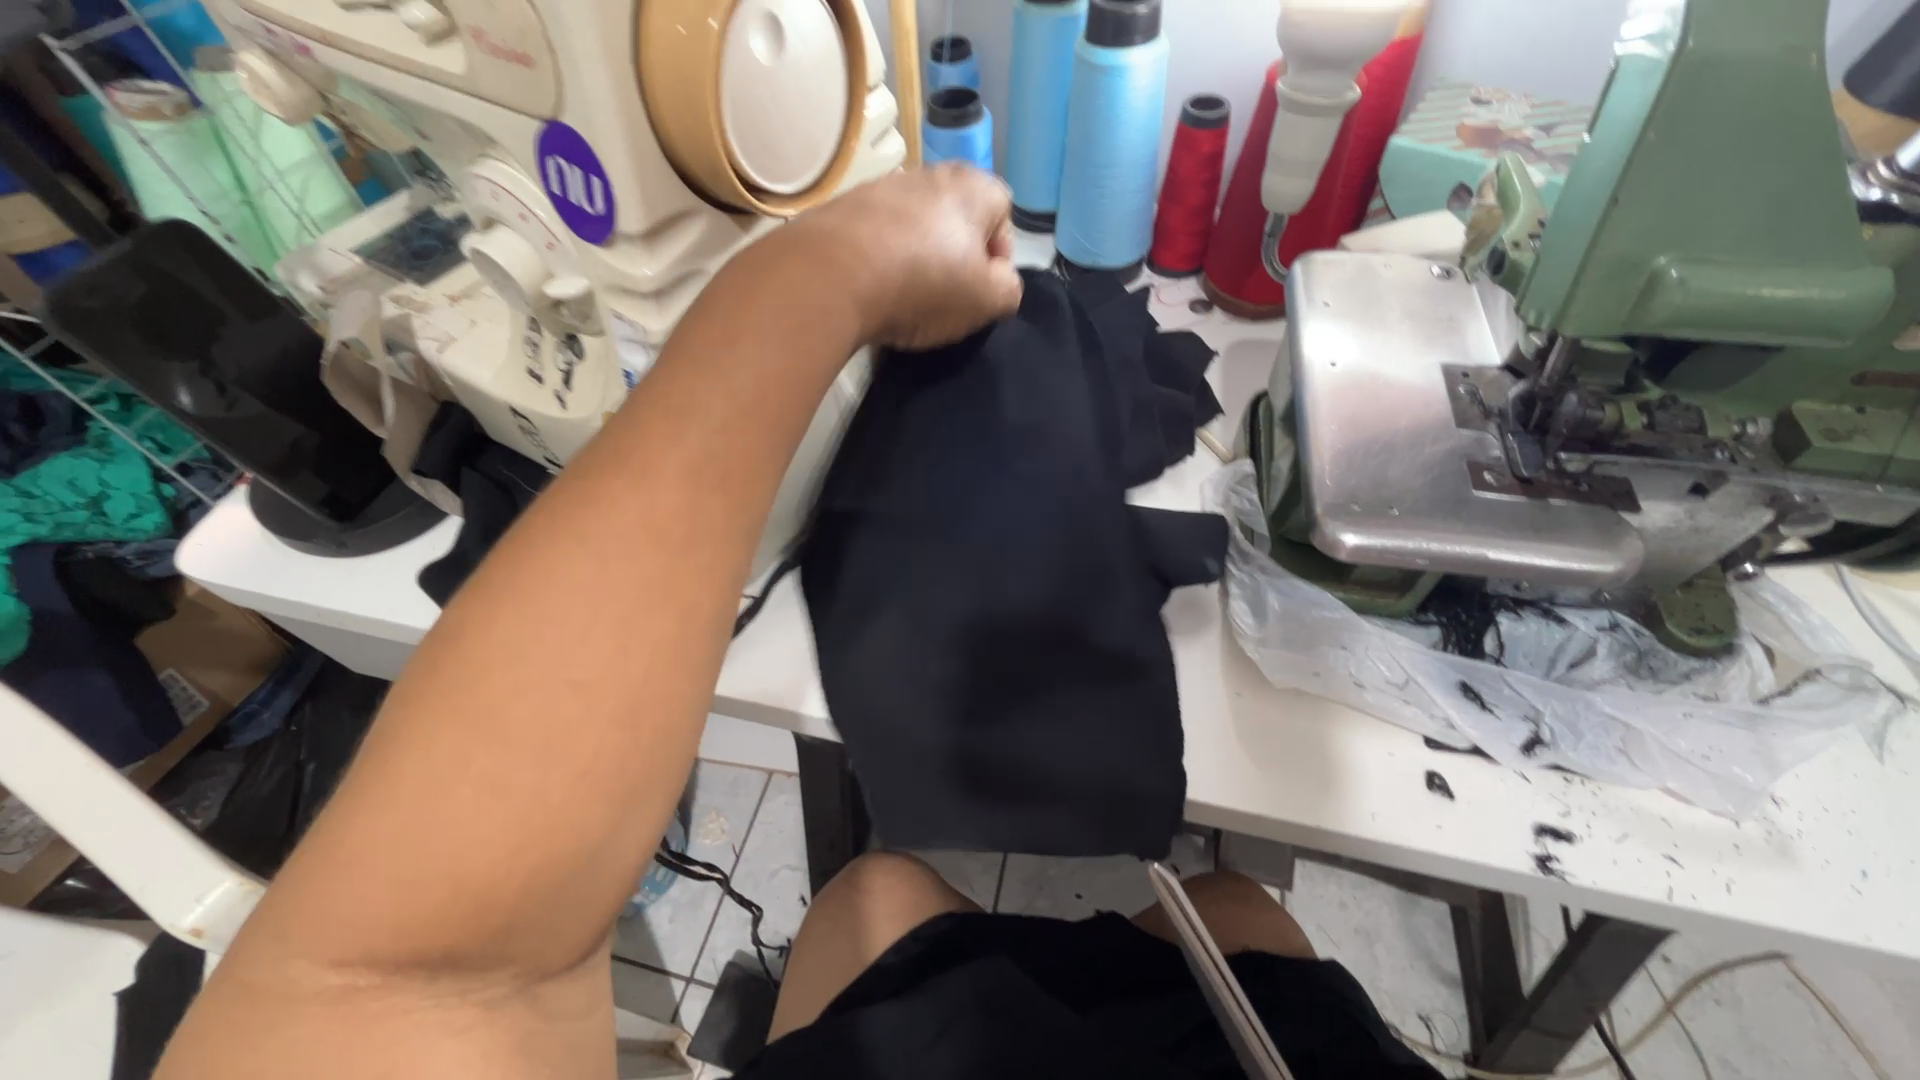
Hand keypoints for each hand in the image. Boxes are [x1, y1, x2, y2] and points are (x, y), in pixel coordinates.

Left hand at [787, 164, 1023, 349]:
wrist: (830, 276)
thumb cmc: (924, 284)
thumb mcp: (987, 300)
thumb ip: (1008, 289)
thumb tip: (999, 280)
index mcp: (972, 186)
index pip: (1003, 210)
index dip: (1000, 253)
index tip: (983, 288)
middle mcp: (927, 174)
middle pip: (955, 216)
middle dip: (955, 253)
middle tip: (945, 294)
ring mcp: (880, 187)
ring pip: (913, 225)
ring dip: (914, 256)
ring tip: (903, 295)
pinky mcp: (841, 209)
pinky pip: (873, 236)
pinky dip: (877, 259)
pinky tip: (870, 289)